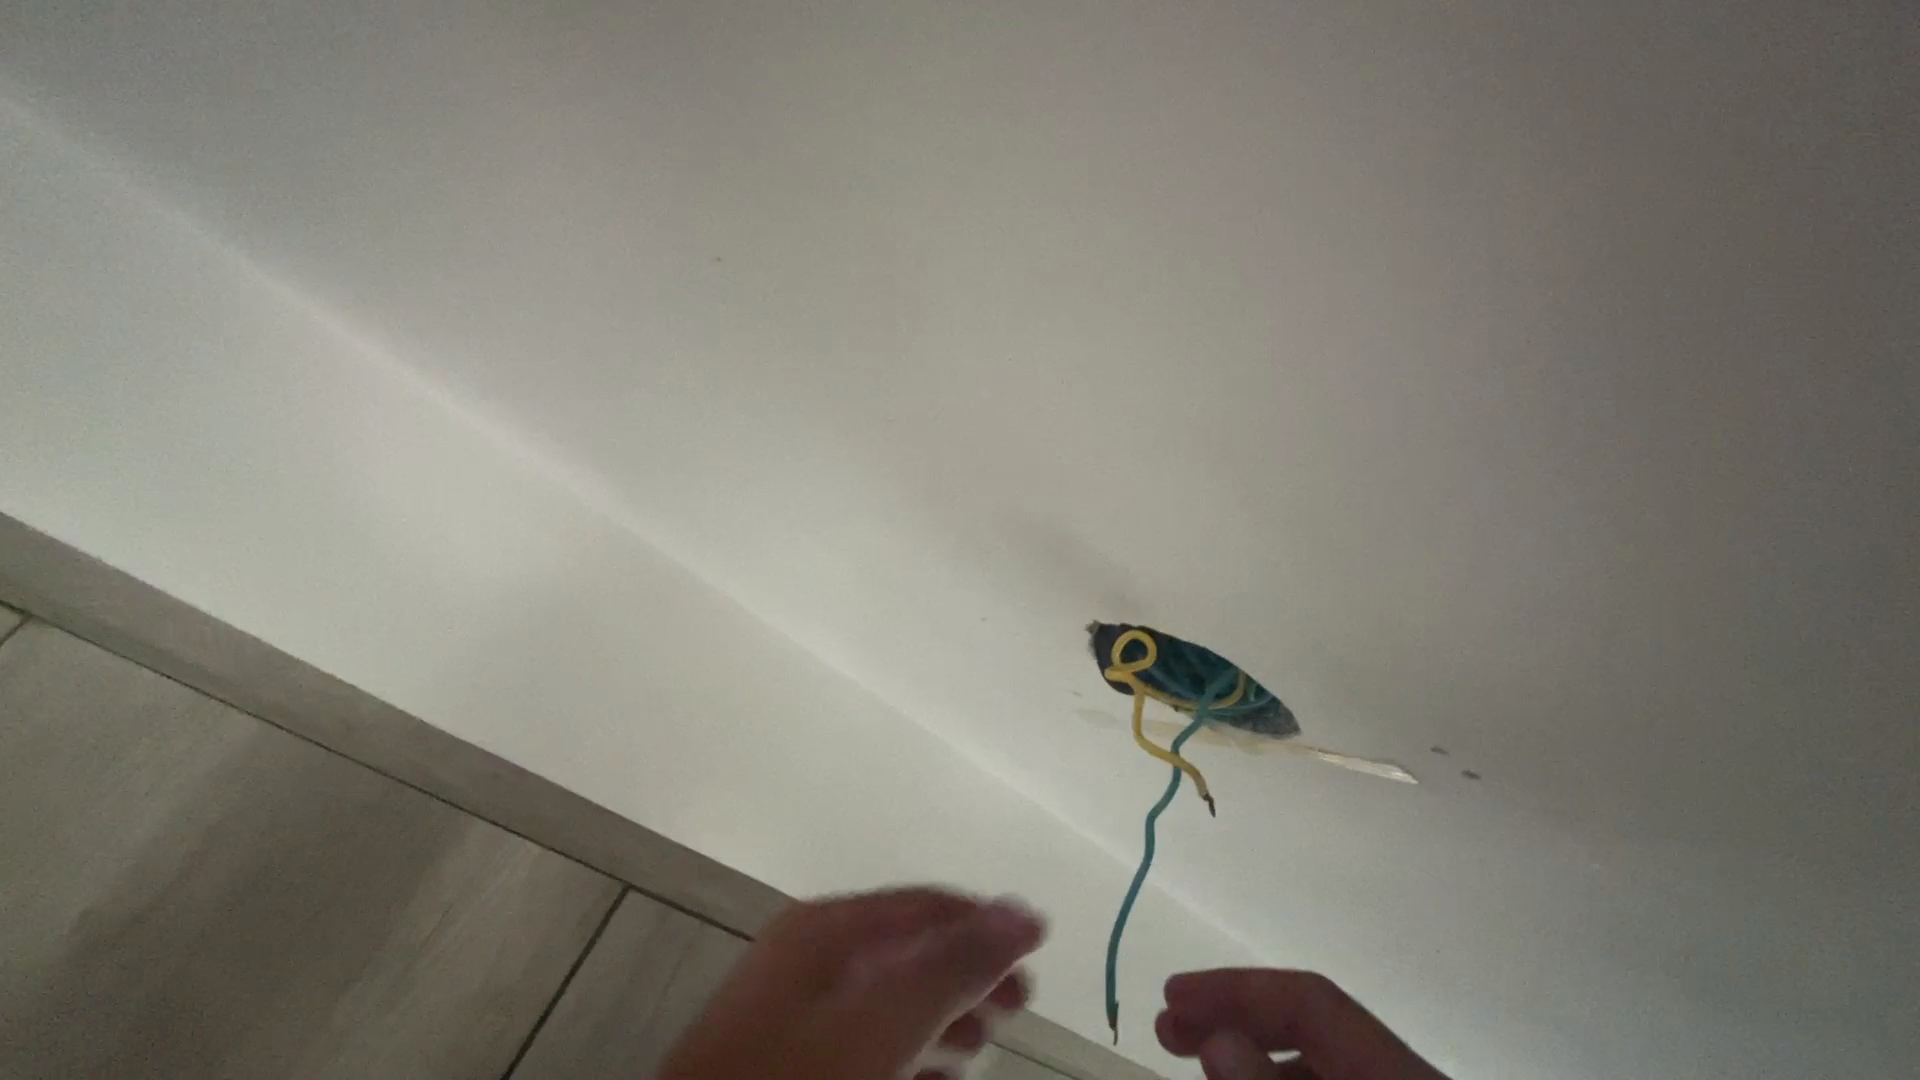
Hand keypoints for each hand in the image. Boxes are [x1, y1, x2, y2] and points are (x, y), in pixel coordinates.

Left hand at [661, 887, 1044, 1079]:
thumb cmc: (803, 1074)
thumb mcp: (886, 1016)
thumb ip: (955, 963)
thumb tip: (1023, 909)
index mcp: (828, 929)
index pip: (925, 906)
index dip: (986, 921)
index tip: (1037, 948)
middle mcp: (812, 959)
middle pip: (910, 953)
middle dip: (970, 976)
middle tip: (1020, 1005)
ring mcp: (796, 1013)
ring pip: (890, 1002)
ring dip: (944, 1019)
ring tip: (986, 1045)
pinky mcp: (791, 1063)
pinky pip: (866, 1045)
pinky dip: (909, 1055)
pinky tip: (939, 1079)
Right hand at [1156, 969, 1448, 1079]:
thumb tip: (1213, 1036)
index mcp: (1399, 1066)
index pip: (1310, 999)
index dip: (1237, 988)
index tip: (1171, 994)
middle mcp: (1404, 1069)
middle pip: (1312, 1024)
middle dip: (1234, 1017)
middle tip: (1166, 1026)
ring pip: (1319, 1061)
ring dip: (1249, 1050)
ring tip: (1192, 1054)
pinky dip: (1280, 1079)